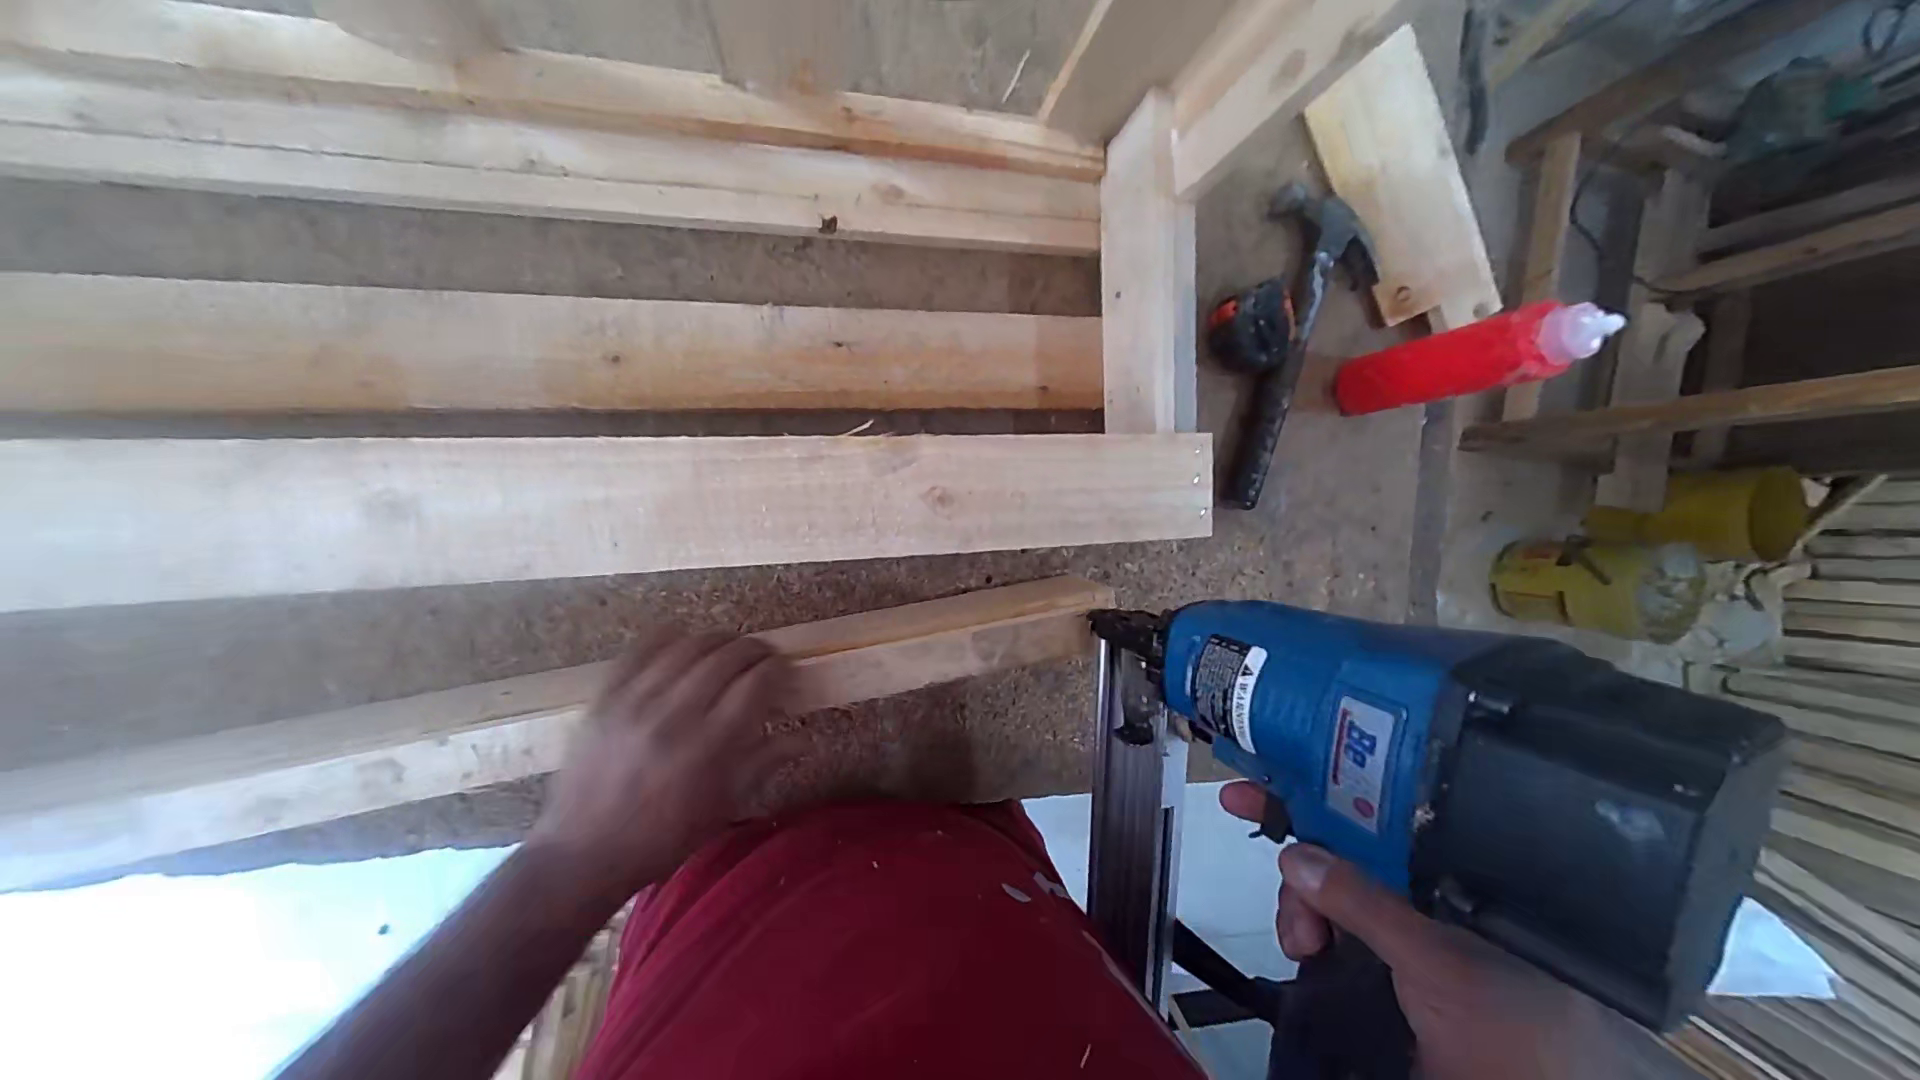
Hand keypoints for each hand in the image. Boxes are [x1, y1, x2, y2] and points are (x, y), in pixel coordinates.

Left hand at [528, 629, 795, 904]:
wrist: (583, 853)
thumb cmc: (664, 836)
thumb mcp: (723, 806)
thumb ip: (764, 762)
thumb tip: (804, 738)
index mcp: (710, 746)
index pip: (756, 684)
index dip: (777, 669)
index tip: (784, 670)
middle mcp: (675, 715)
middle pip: (727, 657)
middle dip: (754, 650)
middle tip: (763, 657)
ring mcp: (636, 702)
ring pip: (689, 646)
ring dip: (718, 640)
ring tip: (728, 648)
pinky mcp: (605, 698)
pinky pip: (641, 650)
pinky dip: (669, 638)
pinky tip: (683, 642)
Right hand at [1220, 782, 1623, 1079]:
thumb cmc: (1519, 1036)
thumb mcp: (1439, 963)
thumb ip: (1365, 905)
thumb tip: (1296, 857)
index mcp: (1445, 876)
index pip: (1371, 819)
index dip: (1316, 796)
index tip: (1260, 786)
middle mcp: (1419, 895)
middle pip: (1337, 853)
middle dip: (1298, 865)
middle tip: (1282, 889)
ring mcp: (1396, 934)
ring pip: (1323, 892)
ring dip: (1297, 908)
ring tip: (1301, 945)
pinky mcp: (1376, 969)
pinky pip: (1323, 930)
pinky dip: (1301, 931)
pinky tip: (1301, 949)